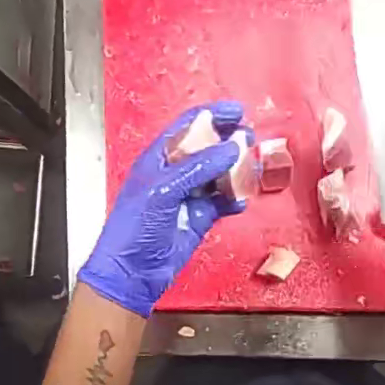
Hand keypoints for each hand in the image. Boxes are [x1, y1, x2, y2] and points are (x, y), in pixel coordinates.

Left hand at [76, 102, 251, 316]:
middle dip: (229, 141)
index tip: (238, 112)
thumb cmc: (135, 228)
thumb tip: (231, 148)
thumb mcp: (163, 190)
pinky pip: (221, 203)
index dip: (213, 116)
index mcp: (159, 158)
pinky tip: (239, 200)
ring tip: (252, 168)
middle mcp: (175, 173)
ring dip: (236, 170)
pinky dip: (233, 199)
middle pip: (208, 148)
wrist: (132, 272)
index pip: (188, 126)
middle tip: (250, 140)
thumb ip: (197, 167)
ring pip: (218, 175)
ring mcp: (188, 196)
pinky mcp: (199, 219)